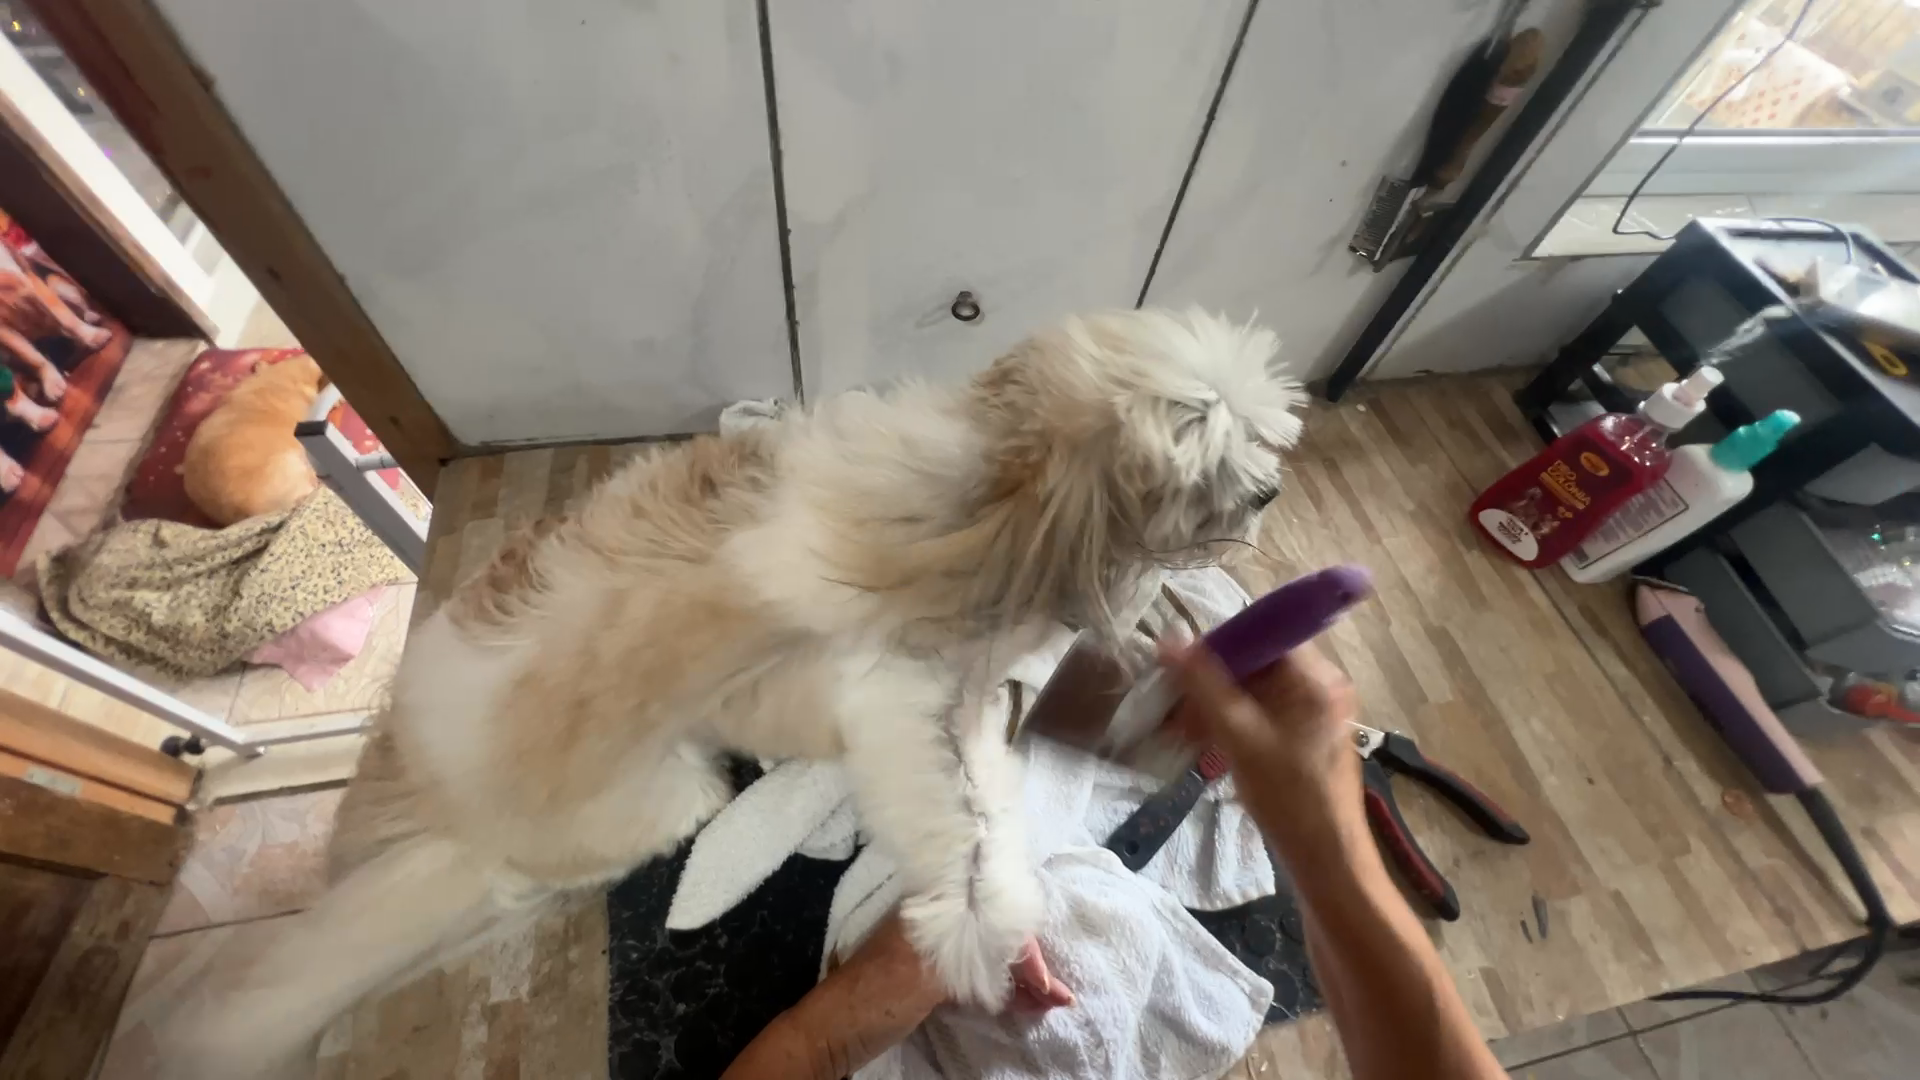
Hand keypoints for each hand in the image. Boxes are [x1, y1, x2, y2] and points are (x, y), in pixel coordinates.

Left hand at [721, 919, 1069, 1079]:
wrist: (834, 1031)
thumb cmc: (880, 990)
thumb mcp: (932, 971)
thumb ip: (977, 955)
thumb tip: (1028, 957)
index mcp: (935, 899)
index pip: (993, 909)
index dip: (1025, 945)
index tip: (1049, 982)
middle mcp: (938, 913)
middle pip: (995, 928)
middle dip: (1029, 960)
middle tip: (1059, 995)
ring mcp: (936, 942)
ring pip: (989, 950)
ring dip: (1021, 975)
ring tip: (1052, 1000)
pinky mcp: (932, 970)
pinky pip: (978, 968)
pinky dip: (1002, 984)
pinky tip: (1024, 999)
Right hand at [1161, 638, 1363, 852]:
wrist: (1327, 862)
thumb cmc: (1289, 797)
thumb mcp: (1239, 736)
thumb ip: (1202, 684)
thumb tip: (1167, 640)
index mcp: (1314, 677)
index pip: (1260, 634)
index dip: (1217, 645)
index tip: (1181, 667)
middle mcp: (1318, 686)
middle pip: (1252, 663)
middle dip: (1208, 682)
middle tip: (1174, 705)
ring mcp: (1311, 712)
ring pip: (1250, 690)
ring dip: (1212, 705)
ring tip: (1180, 729)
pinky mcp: (1301, 735)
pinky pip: (1258, 713)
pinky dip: (1228, 723)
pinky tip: (1202, 742)